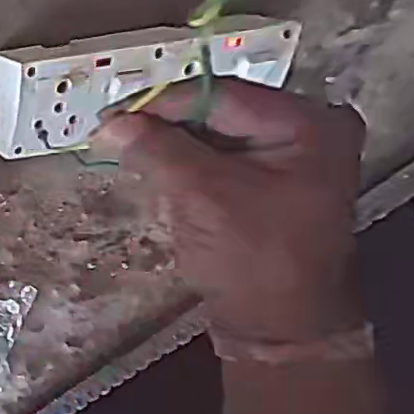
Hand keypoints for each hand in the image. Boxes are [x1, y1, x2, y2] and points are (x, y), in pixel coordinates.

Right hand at [96, 79, 366, 342]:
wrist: (276, 318)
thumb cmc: (250, 255)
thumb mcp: (201, 196)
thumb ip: (158, 152)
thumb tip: (113, 124)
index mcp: (306, 124)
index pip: (219, 95)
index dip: (158, 104)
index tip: (108, 117)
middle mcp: (303, 131)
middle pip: (216, 111)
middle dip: (160, 123)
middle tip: (109, 134)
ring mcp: (285, 157)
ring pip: (210, 134)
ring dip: (165, 143)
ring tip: (122, 151)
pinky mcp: (263, 181)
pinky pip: (213, 157)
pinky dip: (178, 161)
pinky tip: (151, 170)